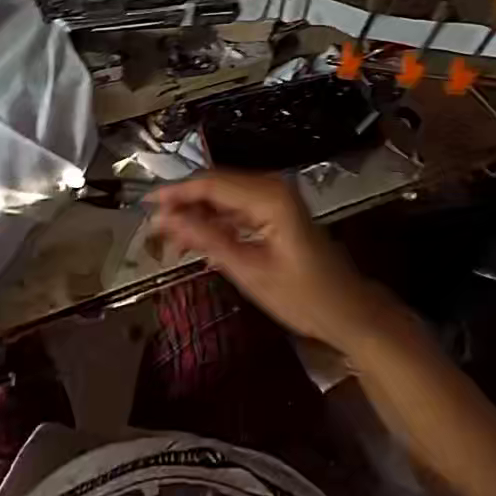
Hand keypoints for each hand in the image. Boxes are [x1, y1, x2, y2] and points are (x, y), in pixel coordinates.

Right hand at [149, 171, 399, 352]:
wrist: (350, 312)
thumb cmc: (303, 297)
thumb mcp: (249, 271)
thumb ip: (206, 239)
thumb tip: (165, 220)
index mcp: (268, 196)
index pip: (211, 184)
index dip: (176, 193)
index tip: (146, 205)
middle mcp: (271, 186)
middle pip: (215, 185)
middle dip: (183, 203)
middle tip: (154, 226)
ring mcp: (274, 196)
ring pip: (222, 195)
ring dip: (196, 213)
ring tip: (168, 237)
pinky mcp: (274, 209)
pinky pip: (235, 206)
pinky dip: (214, 220)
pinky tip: (195, 239)